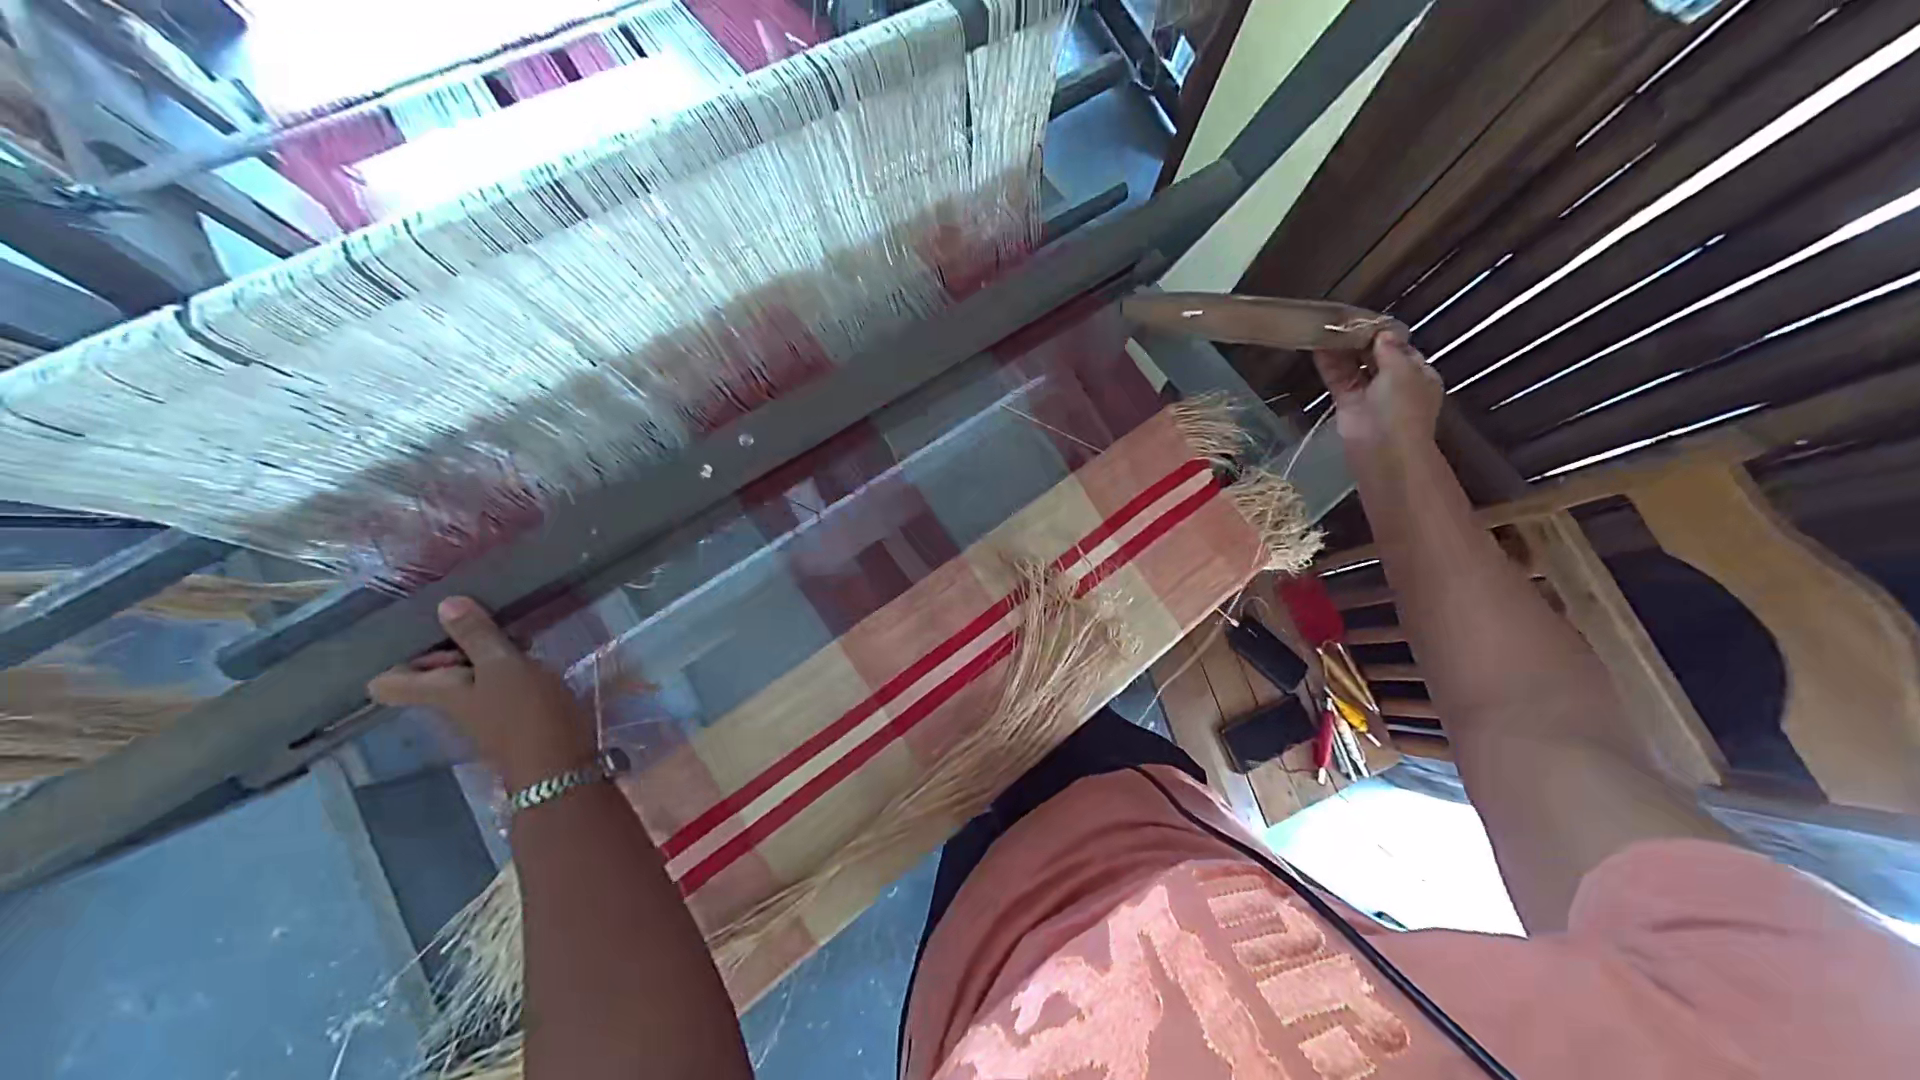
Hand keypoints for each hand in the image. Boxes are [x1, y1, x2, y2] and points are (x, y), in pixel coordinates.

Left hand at [369, 596, 597, 789]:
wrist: (560, 767)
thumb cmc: (527, 715)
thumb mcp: (505, 667)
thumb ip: (477, 636)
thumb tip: (445, 604)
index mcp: (438, 692)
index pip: (388, 682)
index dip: (401, 657)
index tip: (430, 633)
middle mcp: (452, 704)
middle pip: (432, 674)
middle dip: (455, 648)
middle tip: (488, 629)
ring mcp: (481, 713)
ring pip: (468, 677)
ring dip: (488, 657)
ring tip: (519, 638)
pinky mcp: (510, 718)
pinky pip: (496, 686)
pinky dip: (510, 671)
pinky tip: (536, 660)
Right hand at [1311, 328, 1443, 456]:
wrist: (1384, 450)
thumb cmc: (1403, 408)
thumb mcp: (1403, 371)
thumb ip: (1389, 349)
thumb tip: (1383, 333)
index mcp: (1417, 374)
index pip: (1400, 348)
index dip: (1384, 334)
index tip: (1365, 320)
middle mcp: (1393, 383)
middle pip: (1374, 355)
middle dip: (1359, 340)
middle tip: (1341, 321)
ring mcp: (1369, 394)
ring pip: (1354, 366)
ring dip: (1341, 349)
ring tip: (1326, 329)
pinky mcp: (1346, 403)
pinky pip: (1338, 379)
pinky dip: (1328, 364)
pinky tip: (1317, 347)